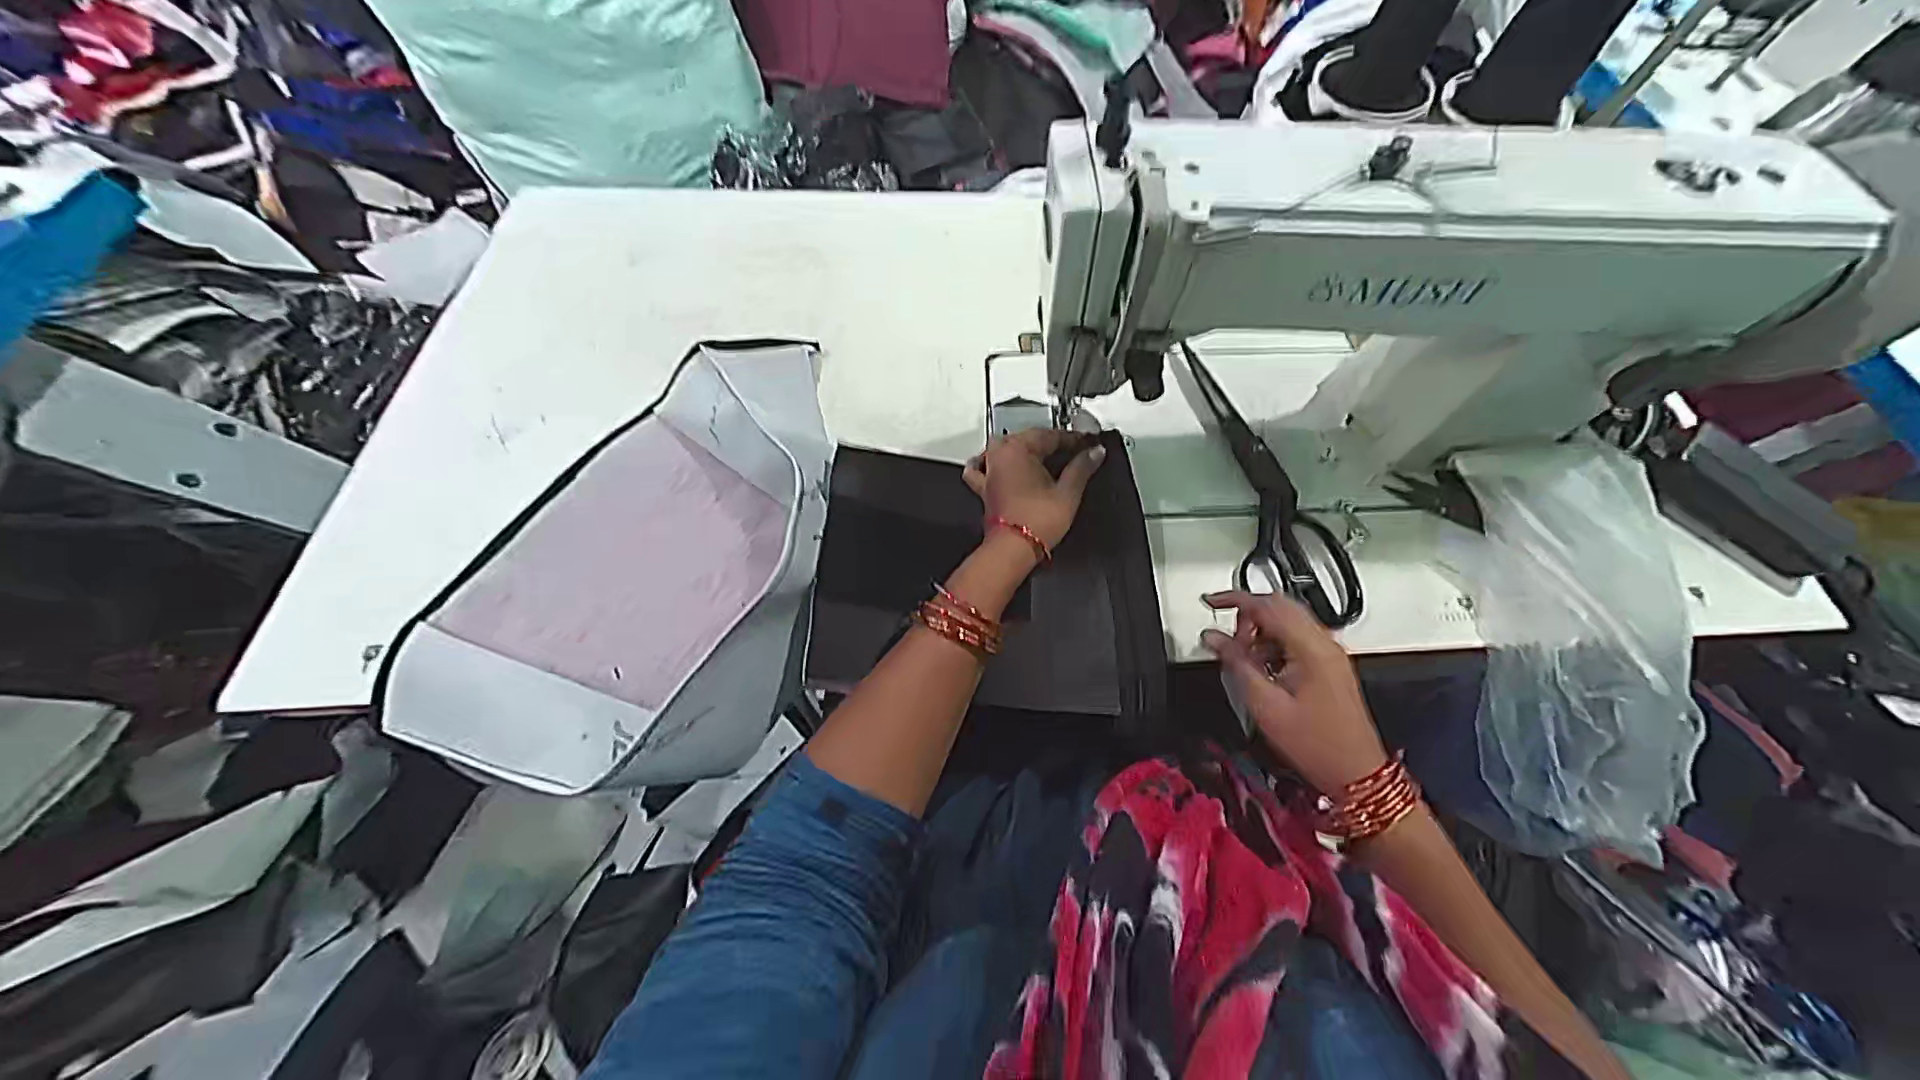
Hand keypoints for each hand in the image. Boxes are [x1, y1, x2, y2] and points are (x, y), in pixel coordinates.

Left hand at [963, 429, 1105, 549]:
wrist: (1013, 550)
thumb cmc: (1035, 522)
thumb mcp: (1068, 492)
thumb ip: (1081, 468)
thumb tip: (1094, 453)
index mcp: (1017, 450)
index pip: (1049, 435)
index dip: (1071, 439)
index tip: (1085, 443)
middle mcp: (998, 458)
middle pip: (1026, 438)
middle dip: (1048, 441)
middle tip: (1070, 449)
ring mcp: (989, 473)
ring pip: (1003, 449)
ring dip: (1022, 449)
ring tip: (1041, 455)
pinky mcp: (985, 491)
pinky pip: (983, 468)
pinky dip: (991, 464)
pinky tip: (1000, 466)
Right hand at [1200, 590, 1388, 794]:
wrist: (1354, 772)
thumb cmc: (1316, 744)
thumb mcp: (1264, 704)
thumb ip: (1236, 663)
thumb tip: (1213, 638)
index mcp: (1311, 649)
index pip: (1268, 606)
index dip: (1234, 599)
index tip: (1211, 601)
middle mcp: (1325, 644)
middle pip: (1279, 607)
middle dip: (1247, 616)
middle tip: (1228, 640)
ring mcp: (1329, 654)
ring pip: (1287, 621)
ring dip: (1260, 632)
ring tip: (1245, 660)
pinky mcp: (1328, 665)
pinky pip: (1296, 639)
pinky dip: (1273, 644)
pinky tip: (1263, 668)